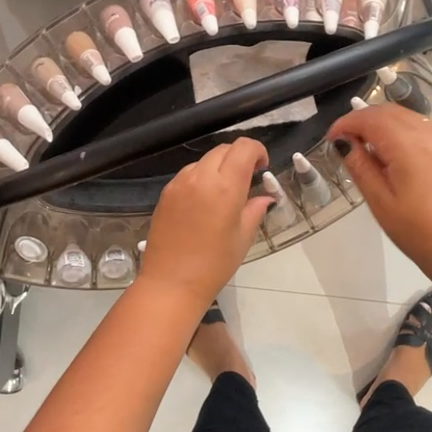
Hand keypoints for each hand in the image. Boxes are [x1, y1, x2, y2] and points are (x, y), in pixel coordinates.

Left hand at [139, 137, 273, 308]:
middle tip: (247, 179)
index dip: (258, 151)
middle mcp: (200, 178)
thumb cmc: (214, 265)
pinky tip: (204, 202)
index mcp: (225, 187)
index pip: (244, 148)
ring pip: (203, 161)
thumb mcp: (243, 238)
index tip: (262, 167)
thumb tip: (265, 198)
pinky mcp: (166, 193)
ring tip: (224, 192)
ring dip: (218, 167)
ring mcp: (179, 184)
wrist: (171, 282)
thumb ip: (255, 210)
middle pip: (223, 150)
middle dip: (239, 157)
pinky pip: (187, 174)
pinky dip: (201, 178)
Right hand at [325, 105, 431, 280]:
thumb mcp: (379, 201)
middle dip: (363, 120)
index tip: (331, 139)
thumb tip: (344, 141)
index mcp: (409, 146)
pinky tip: (394, 156)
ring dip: (383, 124)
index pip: (371, 118)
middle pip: (390, 111)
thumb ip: (360, 165)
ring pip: (407, 117)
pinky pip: (422, 128)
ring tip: (367, 149)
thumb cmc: (416, 230)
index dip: (347, 123)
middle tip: (345, 142)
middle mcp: (430, 134)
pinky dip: (402, 131)